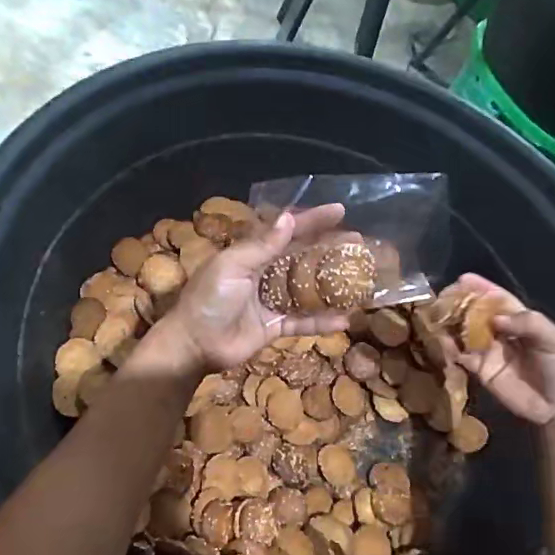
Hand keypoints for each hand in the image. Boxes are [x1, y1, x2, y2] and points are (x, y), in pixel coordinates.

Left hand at [149, 205, 352, 372]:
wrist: (194, 344)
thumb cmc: (210, 299)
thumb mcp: (233, 266)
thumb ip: (263, 245)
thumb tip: (290, 217)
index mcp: (251, 254)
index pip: (286, 232)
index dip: (312, 220)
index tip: (339, 211)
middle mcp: (263, 275)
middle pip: (301, 258)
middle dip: (329, 250)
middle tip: (359, 244)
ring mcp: (270, 301)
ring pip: (306, 290)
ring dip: (330, 284)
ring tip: (360, 279)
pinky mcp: (273, 327)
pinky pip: (302, 322)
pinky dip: (322, 322)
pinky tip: (345, 319)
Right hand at [442, 274, 554, 425]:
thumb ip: (528, 324)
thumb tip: (495, 319)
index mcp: (523, 321)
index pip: (499, 300)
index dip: (482, 288)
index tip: (463, 278)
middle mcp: (503, 333)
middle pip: (478, 314)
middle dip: (461, 303)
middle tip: (442, 297)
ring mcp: (490, 352)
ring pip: (466, 333)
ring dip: (451, 323)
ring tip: (434, 315)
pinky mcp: (481, 371)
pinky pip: (461, 356)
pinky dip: (449, 349)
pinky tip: (439, 341)